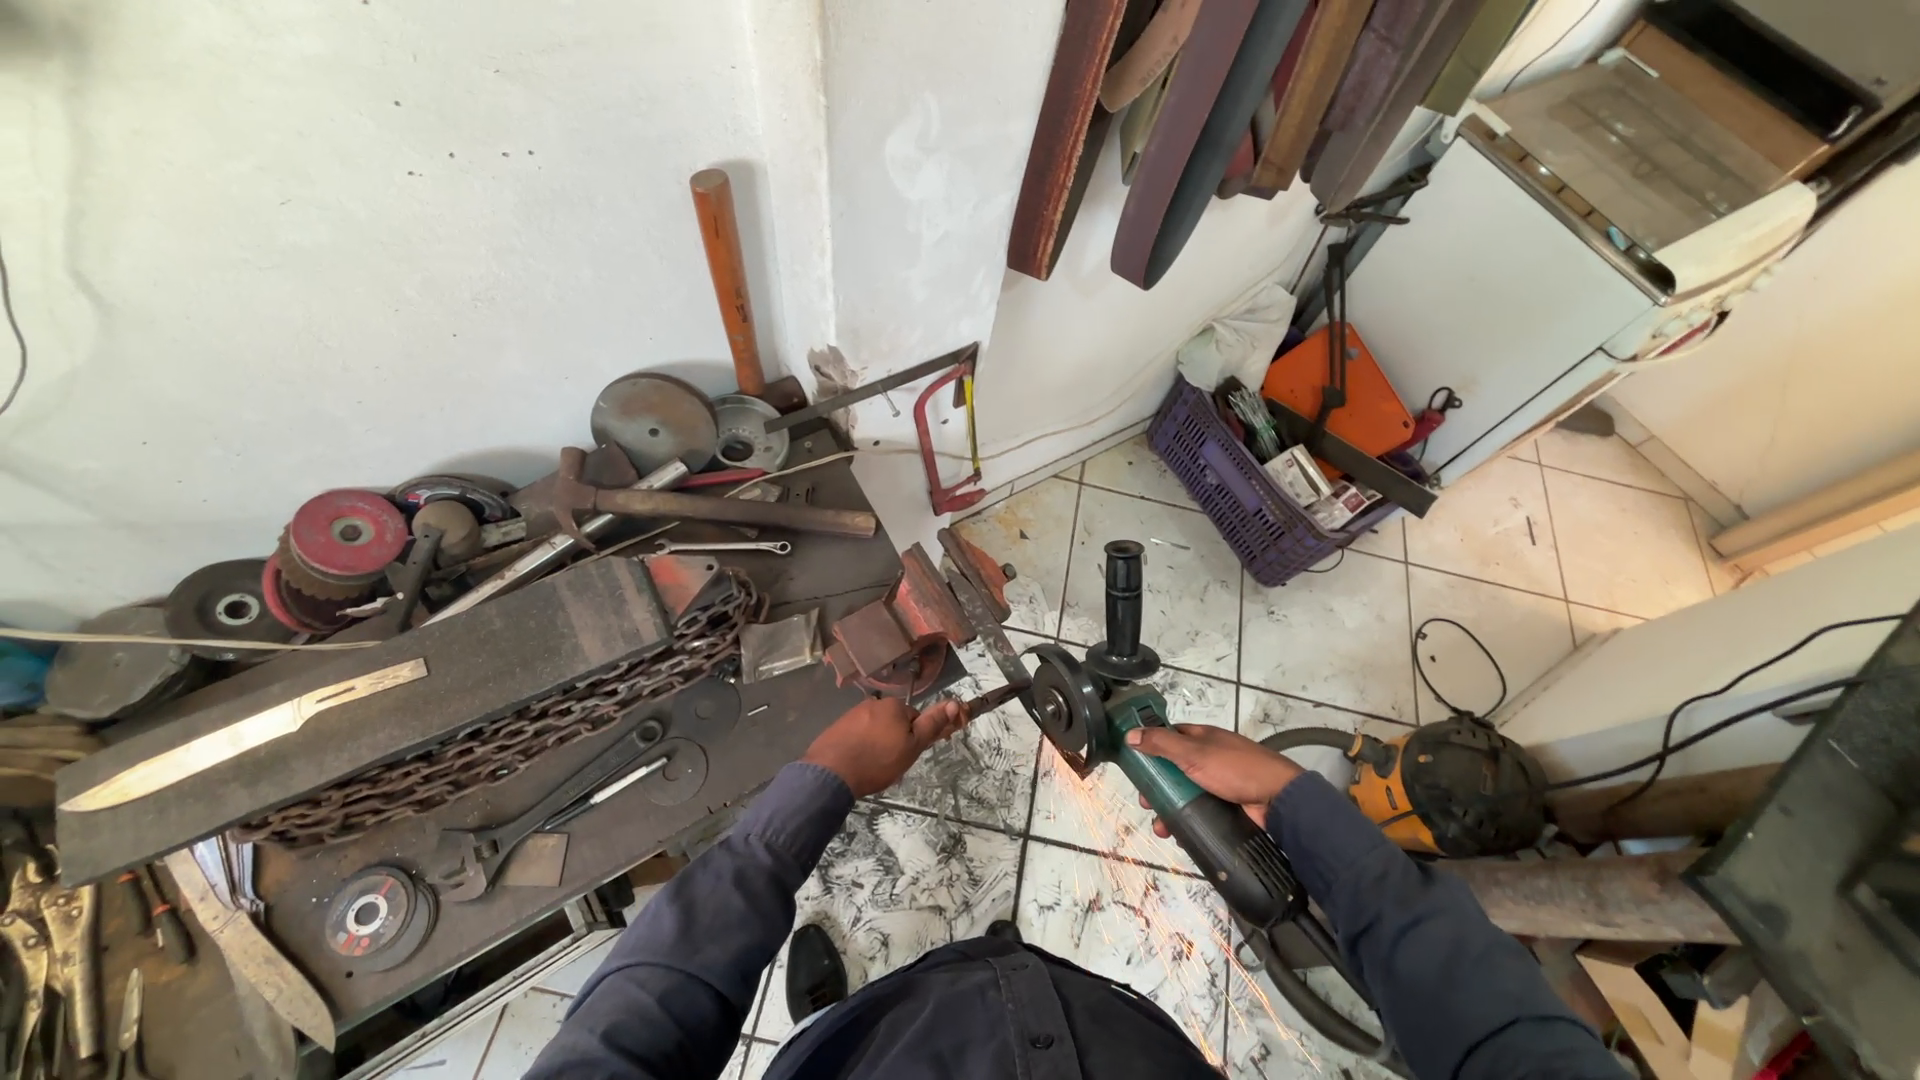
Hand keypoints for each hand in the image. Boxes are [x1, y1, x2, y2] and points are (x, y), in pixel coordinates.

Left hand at [800, 697, 967, 796]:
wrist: (832, 773)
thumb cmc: (878, 760)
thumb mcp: (912, 746)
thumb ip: (932, 725)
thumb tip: (954, 703)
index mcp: (894, 705)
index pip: (913, 719)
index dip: (912, 739)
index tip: (905, 755)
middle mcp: (873, 703)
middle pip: (892, 722)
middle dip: (893, 739)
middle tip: (889, 763)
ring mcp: (852, 714)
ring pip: (873, 729)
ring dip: (875, 743)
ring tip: (871, 766)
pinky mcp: (836, 727)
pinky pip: (856, 735)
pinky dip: (858, 746)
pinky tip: (856, 763)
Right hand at [1126, 724, 1302, 830]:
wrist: (1280, 800)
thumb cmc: (1235, 769)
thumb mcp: (1194, 753)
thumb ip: (1162, 743)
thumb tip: (1130, 734)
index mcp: (1202, 738)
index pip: (1168, 737)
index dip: (1150, 749)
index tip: (1134, 767)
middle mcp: (1209, 757)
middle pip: (1174, 770)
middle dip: (1157, 788)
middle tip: (1146, 804)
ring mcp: (1219, 783)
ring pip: (1185, 794)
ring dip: (1170, 810)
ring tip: (1162, 829)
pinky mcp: (1227, 805)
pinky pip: (1200, 811)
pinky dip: (1188, 822)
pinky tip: (1180, 835)